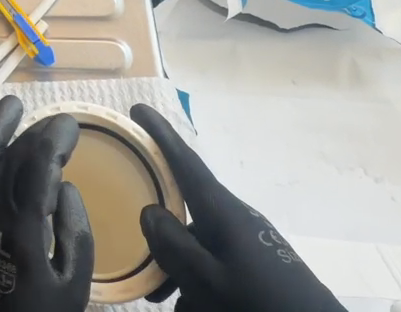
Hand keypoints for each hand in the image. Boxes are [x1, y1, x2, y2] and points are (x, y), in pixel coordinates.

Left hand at [0, 91, 91, 311]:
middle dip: (37, 131)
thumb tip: (64, 184)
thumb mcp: (72, 286)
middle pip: (14, 150)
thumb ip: (75, 233)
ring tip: (14, 105)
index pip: (41, 161)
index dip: (58, 136)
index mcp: (24, 227)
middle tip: (54, 125)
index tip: (71, 126)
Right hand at [130, 104, 341, 311]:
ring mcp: (249, 246)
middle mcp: (235, 221)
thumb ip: (174, 245)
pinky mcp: (260, 269)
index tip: (138, 108)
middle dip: (160, 232)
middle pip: (186, 210)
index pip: (185, 162)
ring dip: (178, 270)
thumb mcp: (210, 283)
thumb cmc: (263, 307)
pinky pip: (217, 267)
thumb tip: (149, 211)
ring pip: (200, 246)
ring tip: (158, 298)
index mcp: (223, 213)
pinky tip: (188, 310)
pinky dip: (198, 285)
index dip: (160, 135)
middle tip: (139, 257)